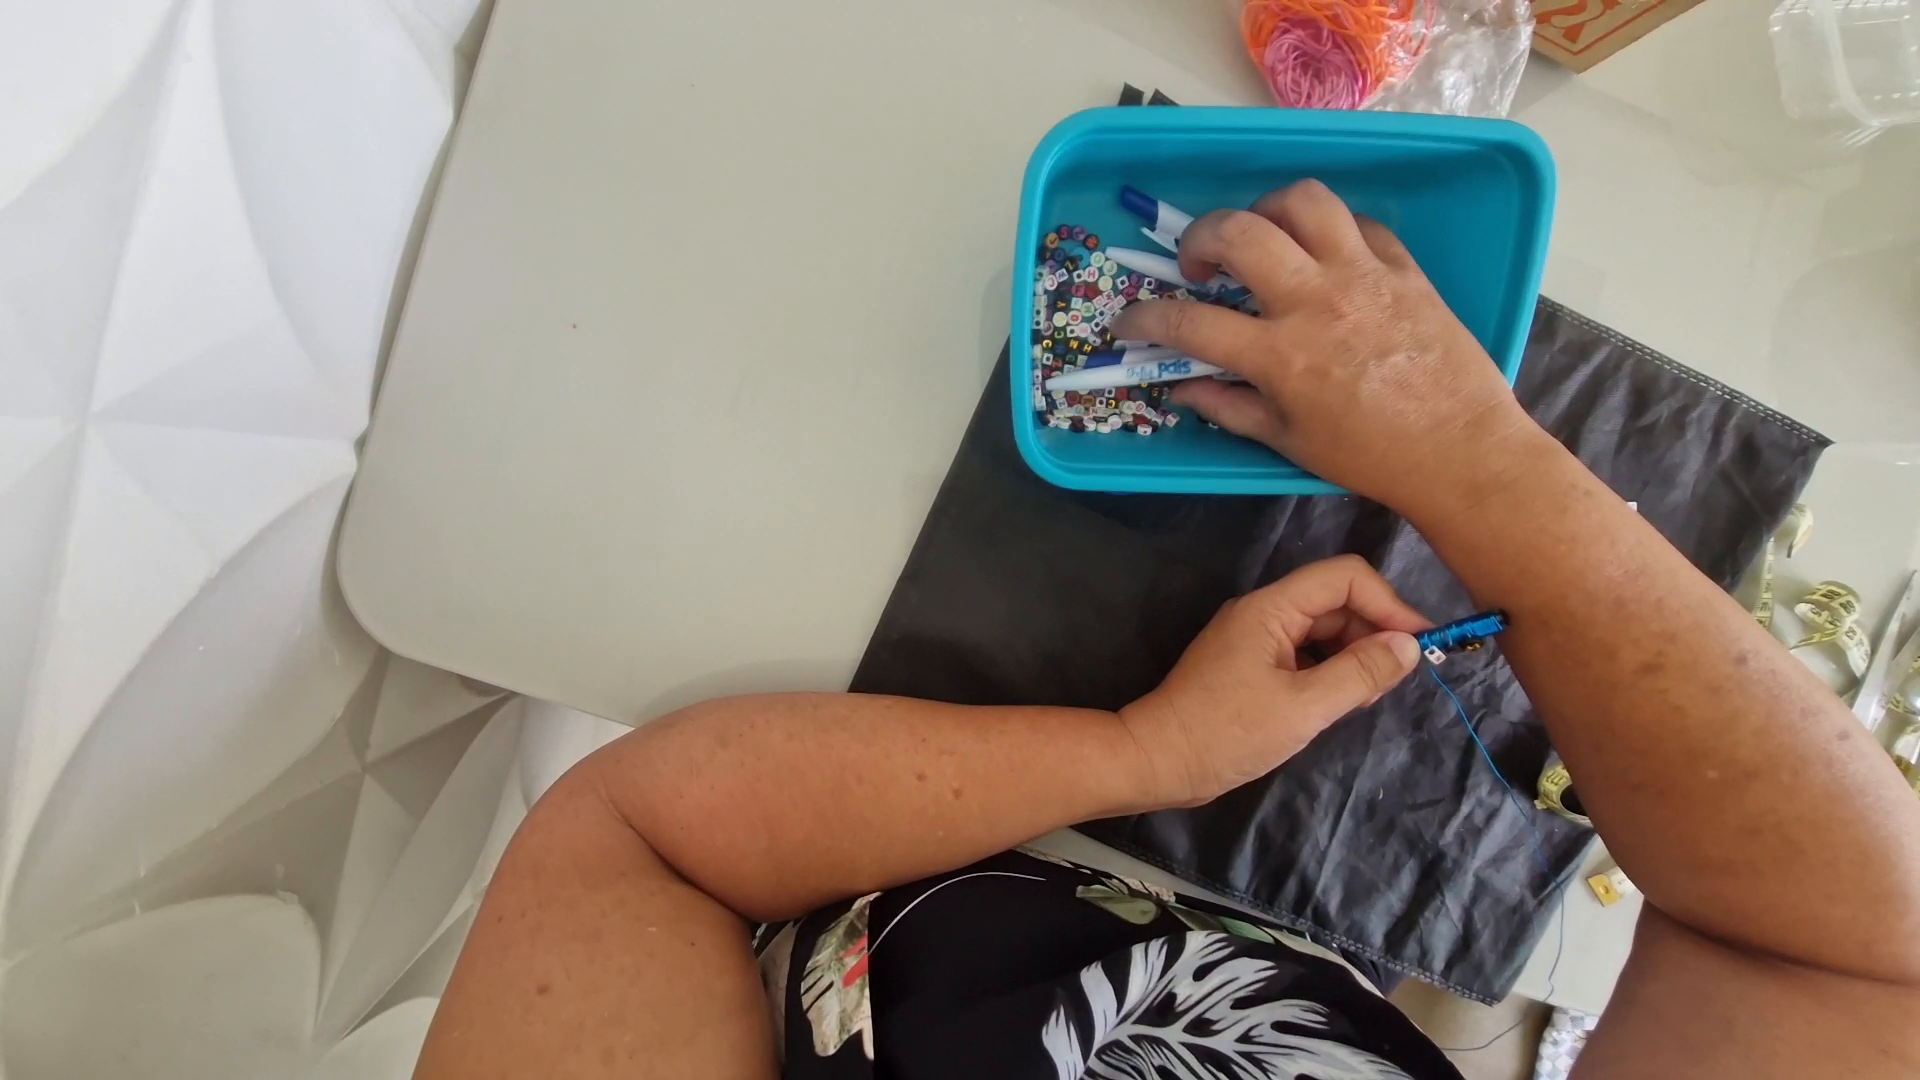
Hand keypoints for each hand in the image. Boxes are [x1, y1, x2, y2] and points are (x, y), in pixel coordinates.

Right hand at [1110, 180, 1540, 513]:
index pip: (1189, 323)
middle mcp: (1316, 301)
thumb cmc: (1365, 454)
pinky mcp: (1404, 266)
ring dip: (1264, 211)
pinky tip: (1319, 256)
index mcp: (1280, 355)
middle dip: (1200, 238)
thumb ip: (1225, 406)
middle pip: (1241, 233)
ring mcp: (1365, 275)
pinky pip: (1357, 222)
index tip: (1127, 323)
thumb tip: (1180, 388)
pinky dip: (1325, 230)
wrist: (1459, 449)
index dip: (1144, 319)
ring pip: (1302, 202)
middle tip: (1198, 266)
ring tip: (1259, 240)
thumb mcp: (1283, 438)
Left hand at [1119, 556, 1427, 806]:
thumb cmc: (1227, 732)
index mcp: (1269, 609)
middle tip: (1394, 683)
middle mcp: (1262, 614)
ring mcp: (1255, 640)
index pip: (1343, 577)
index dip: (1388, 603)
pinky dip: (1330, 672)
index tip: (1420, 645)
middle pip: (1334, 603)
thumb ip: (1359, 672)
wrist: (1161, 758)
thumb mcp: (1303, 707)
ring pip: (1321, 631)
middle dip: (1373, 634)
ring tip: (1366, 699)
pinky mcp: (1252, 666)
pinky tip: (1341, 703)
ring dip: (1353, 656)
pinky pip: (1304, 655)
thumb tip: (1409, 644)